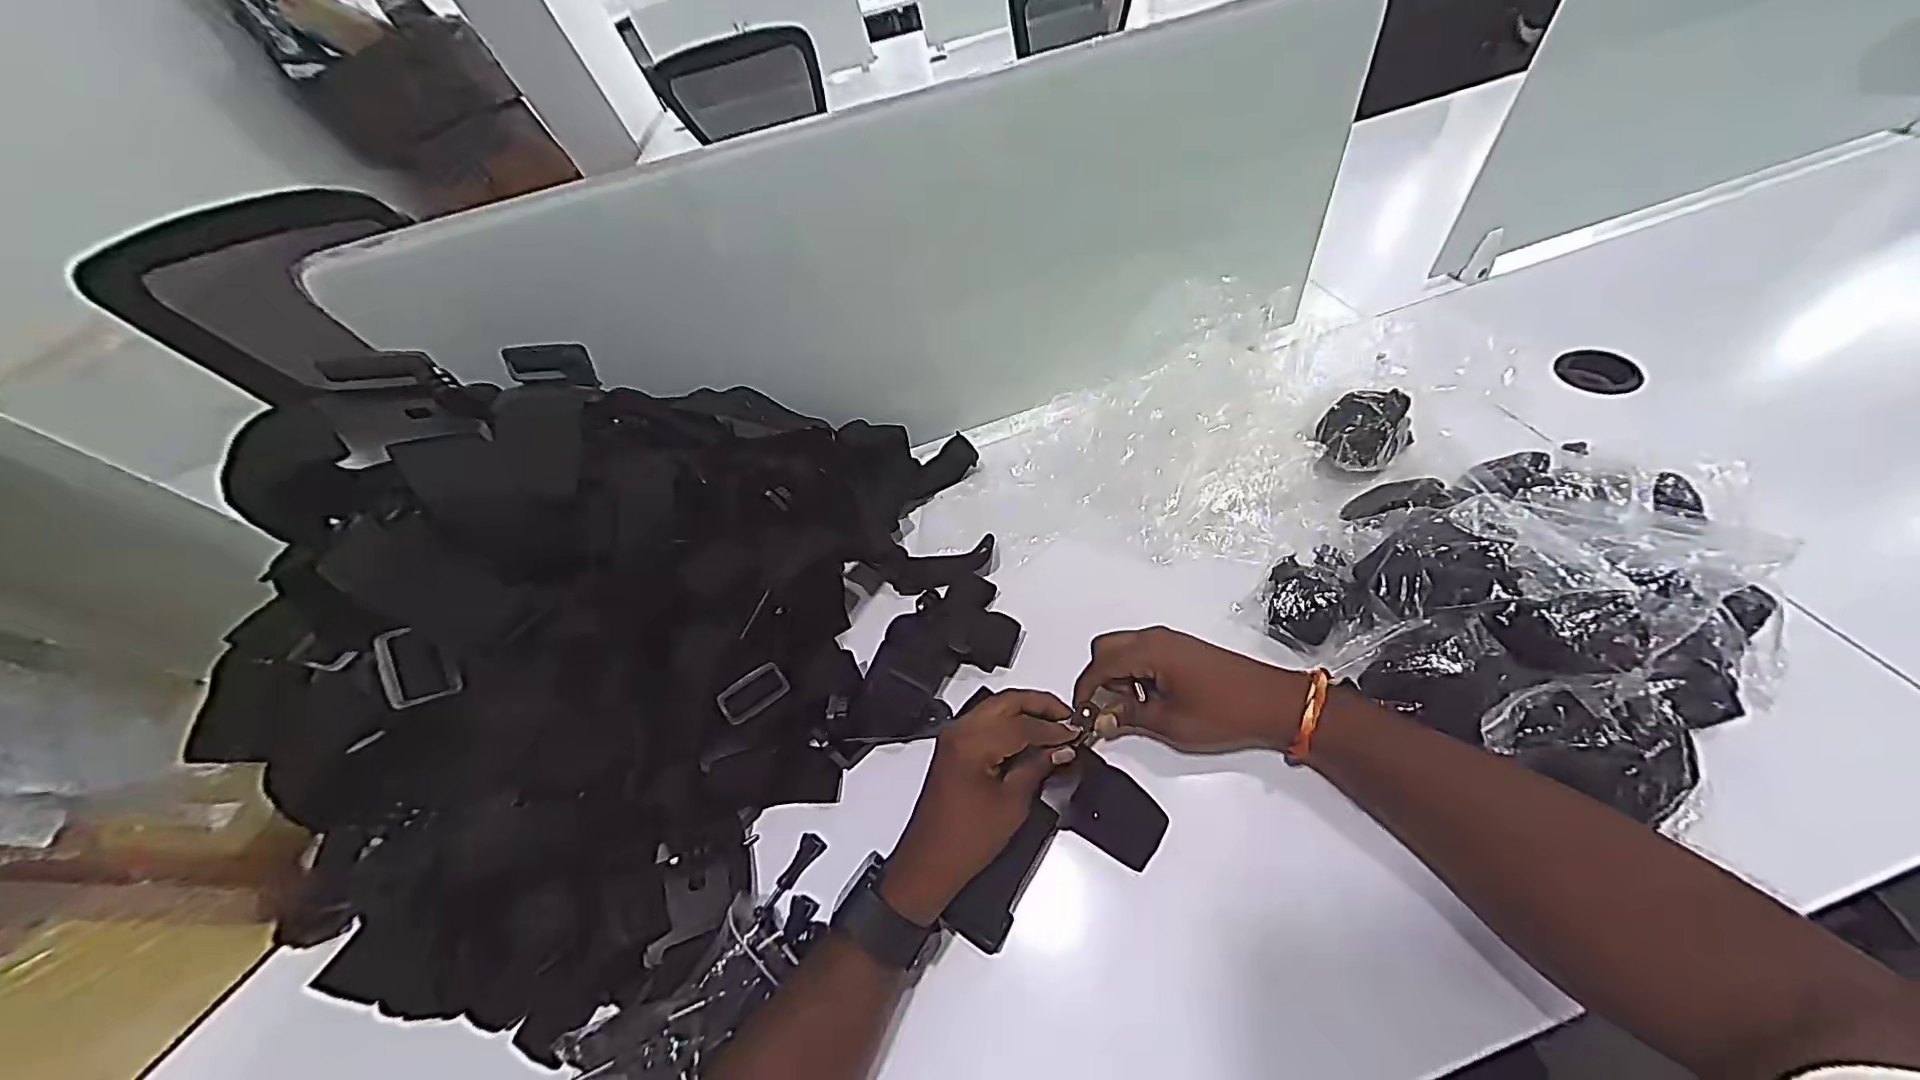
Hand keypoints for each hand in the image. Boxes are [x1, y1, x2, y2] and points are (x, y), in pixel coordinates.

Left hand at [881, 690, 1078, 924]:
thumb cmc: (962, 842)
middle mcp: (958, 733)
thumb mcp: (1012, 804)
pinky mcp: (954, 747)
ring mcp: (953, 738)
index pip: (1022, 724)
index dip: (1053, 728)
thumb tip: (1058, 750)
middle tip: (1067, 717)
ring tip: (1053, 726)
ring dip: (1025, 711)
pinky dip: (1009, 723)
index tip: (1074, 733)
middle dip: (1041, 705)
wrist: (932, 861)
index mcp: (971, 744)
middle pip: (1007, 702)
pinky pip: (986, 721)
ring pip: (996, 707)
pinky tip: (1029, 736)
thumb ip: (1036, 768)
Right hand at [1073, 626, 1307, 753]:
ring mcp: (1169, 642)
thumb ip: (1127, 716)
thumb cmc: (1230, 710)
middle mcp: (1157, 638)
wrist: (1274, 704)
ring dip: (1116, 676)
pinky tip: (1148, 700)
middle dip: (1098, 679)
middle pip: (1106, 650)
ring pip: (1123, 651)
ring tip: (1130, 710)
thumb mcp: (1169, 722)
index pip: (1099, 665)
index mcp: (1150, 651)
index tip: (1083, 714)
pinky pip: (1142, 654)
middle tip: (1105, 711)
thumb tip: (1102, 717)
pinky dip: (1134, 674)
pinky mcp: (1180, 650)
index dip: (1085, 691)